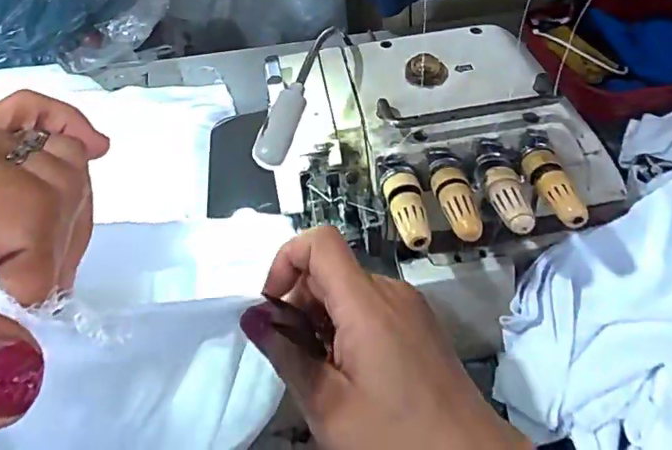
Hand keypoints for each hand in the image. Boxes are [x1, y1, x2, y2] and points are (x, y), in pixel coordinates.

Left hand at [0, 91, 108, 449]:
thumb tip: (26, 375)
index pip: (24, 205)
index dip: (39, 275)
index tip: (10, 337)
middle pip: (45, 173)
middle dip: (57, 246)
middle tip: (13, 319)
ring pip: (39, 154)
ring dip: (62, 212)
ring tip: (33, 280)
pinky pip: (14, 129)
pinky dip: (56, 138)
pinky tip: (85, 151)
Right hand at [242, 227, 526, 449]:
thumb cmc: (400, 441)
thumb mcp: (330, 408)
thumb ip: (286, 355)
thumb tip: (250, 317)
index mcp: (367, 303)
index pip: (318, 241)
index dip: (286, 260)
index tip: (274, 306)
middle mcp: (390, 291)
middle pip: (330, 268)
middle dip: (300, 301)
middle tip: (296, 354)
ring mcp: (410, 307)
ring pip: (348, 288)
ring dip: (323, 318)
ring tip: (326, 372)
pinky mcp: (421, 325)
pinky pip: (371, 306)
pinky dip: (349, 326)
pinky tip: (354, 374)